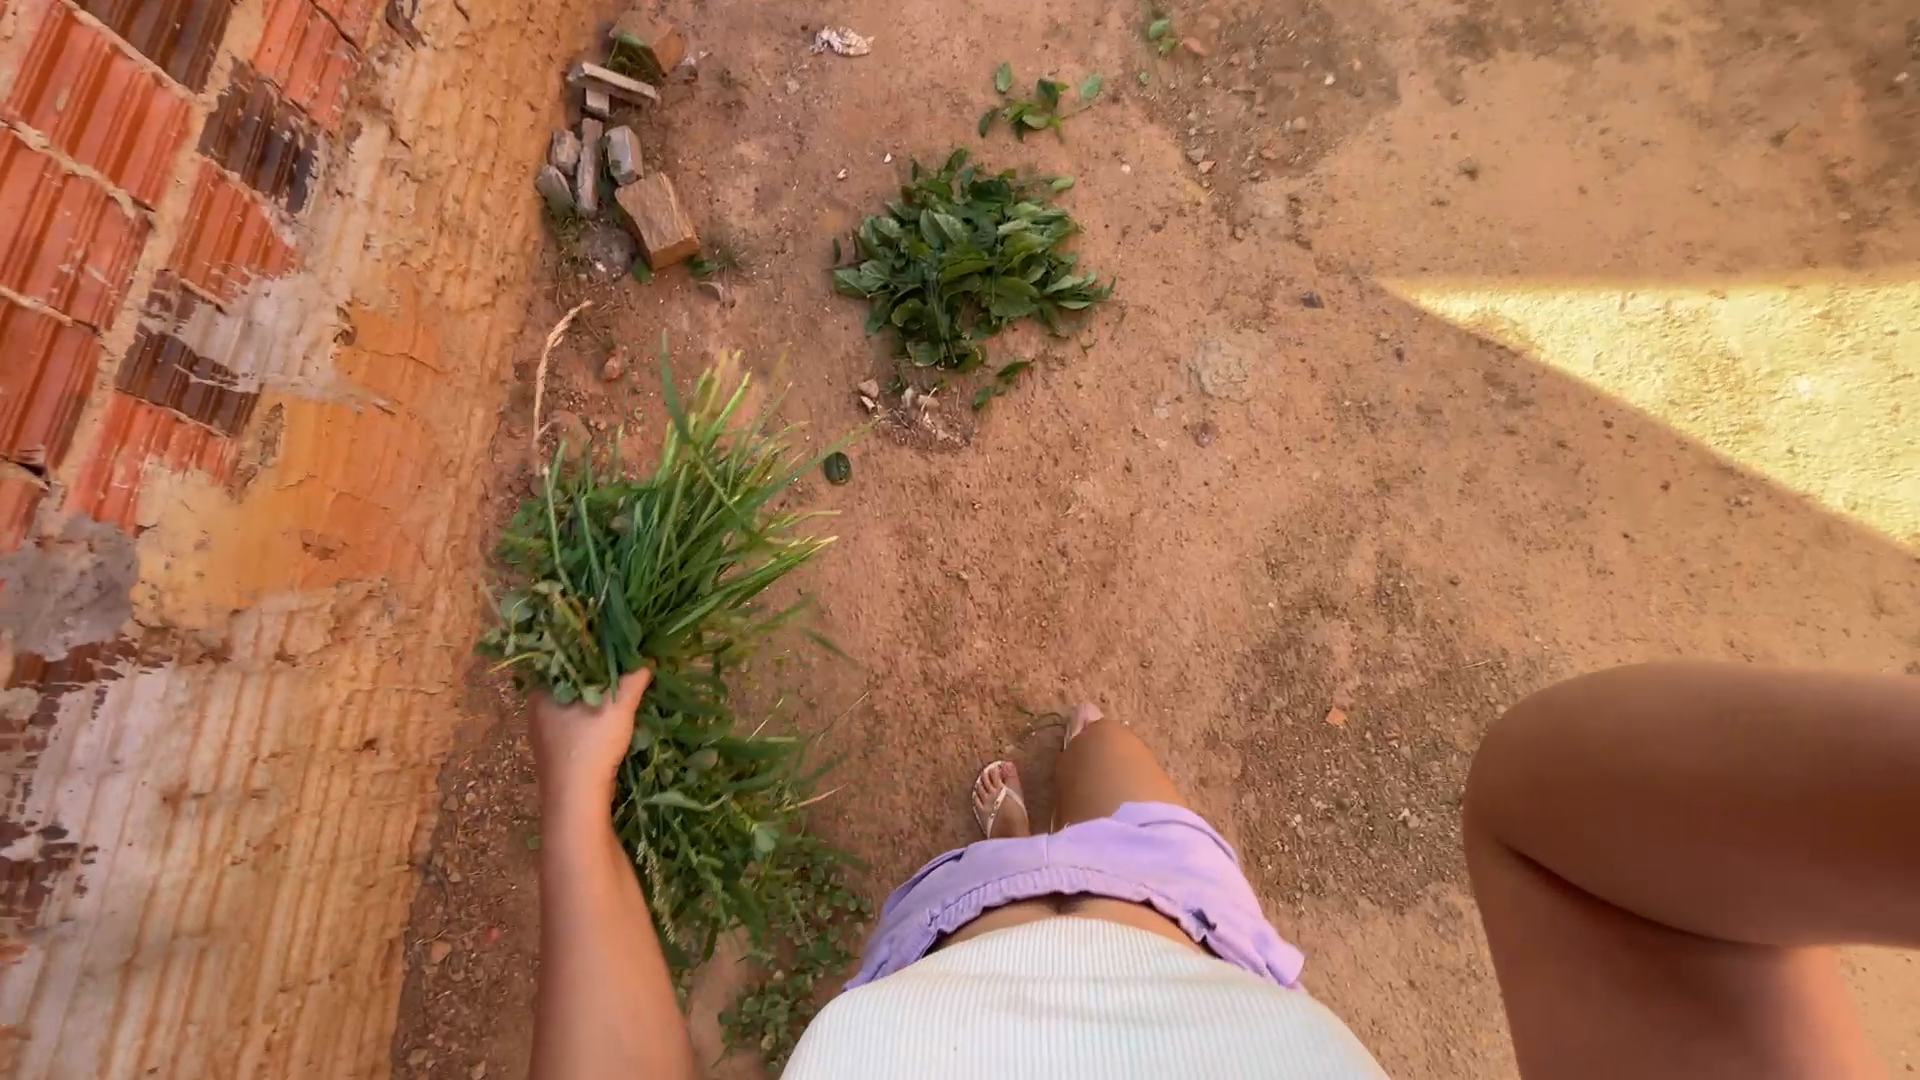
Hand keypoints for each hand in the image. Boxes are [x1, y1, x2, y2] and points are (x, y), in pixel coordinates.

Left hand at [531, 670, 651, 816]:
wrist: (577, 800)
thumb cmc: (590, 746)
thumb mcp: (618, 707)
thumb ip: (632, 680)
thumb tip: (648, 660)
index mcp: (542, 695)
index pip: (567, 663)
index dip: (594, 656)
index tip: (618, 653)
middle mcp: (538, 712)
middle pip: (574, 685)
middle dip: (600, 680)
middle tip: (627, 672)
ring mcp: (546, 735)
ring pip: (577, 707)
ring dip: (600, 702)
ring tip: (626, 694)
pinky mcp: (559, 753)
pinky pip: (578, 726)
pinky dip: (596, 721)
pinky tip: (615, 722)